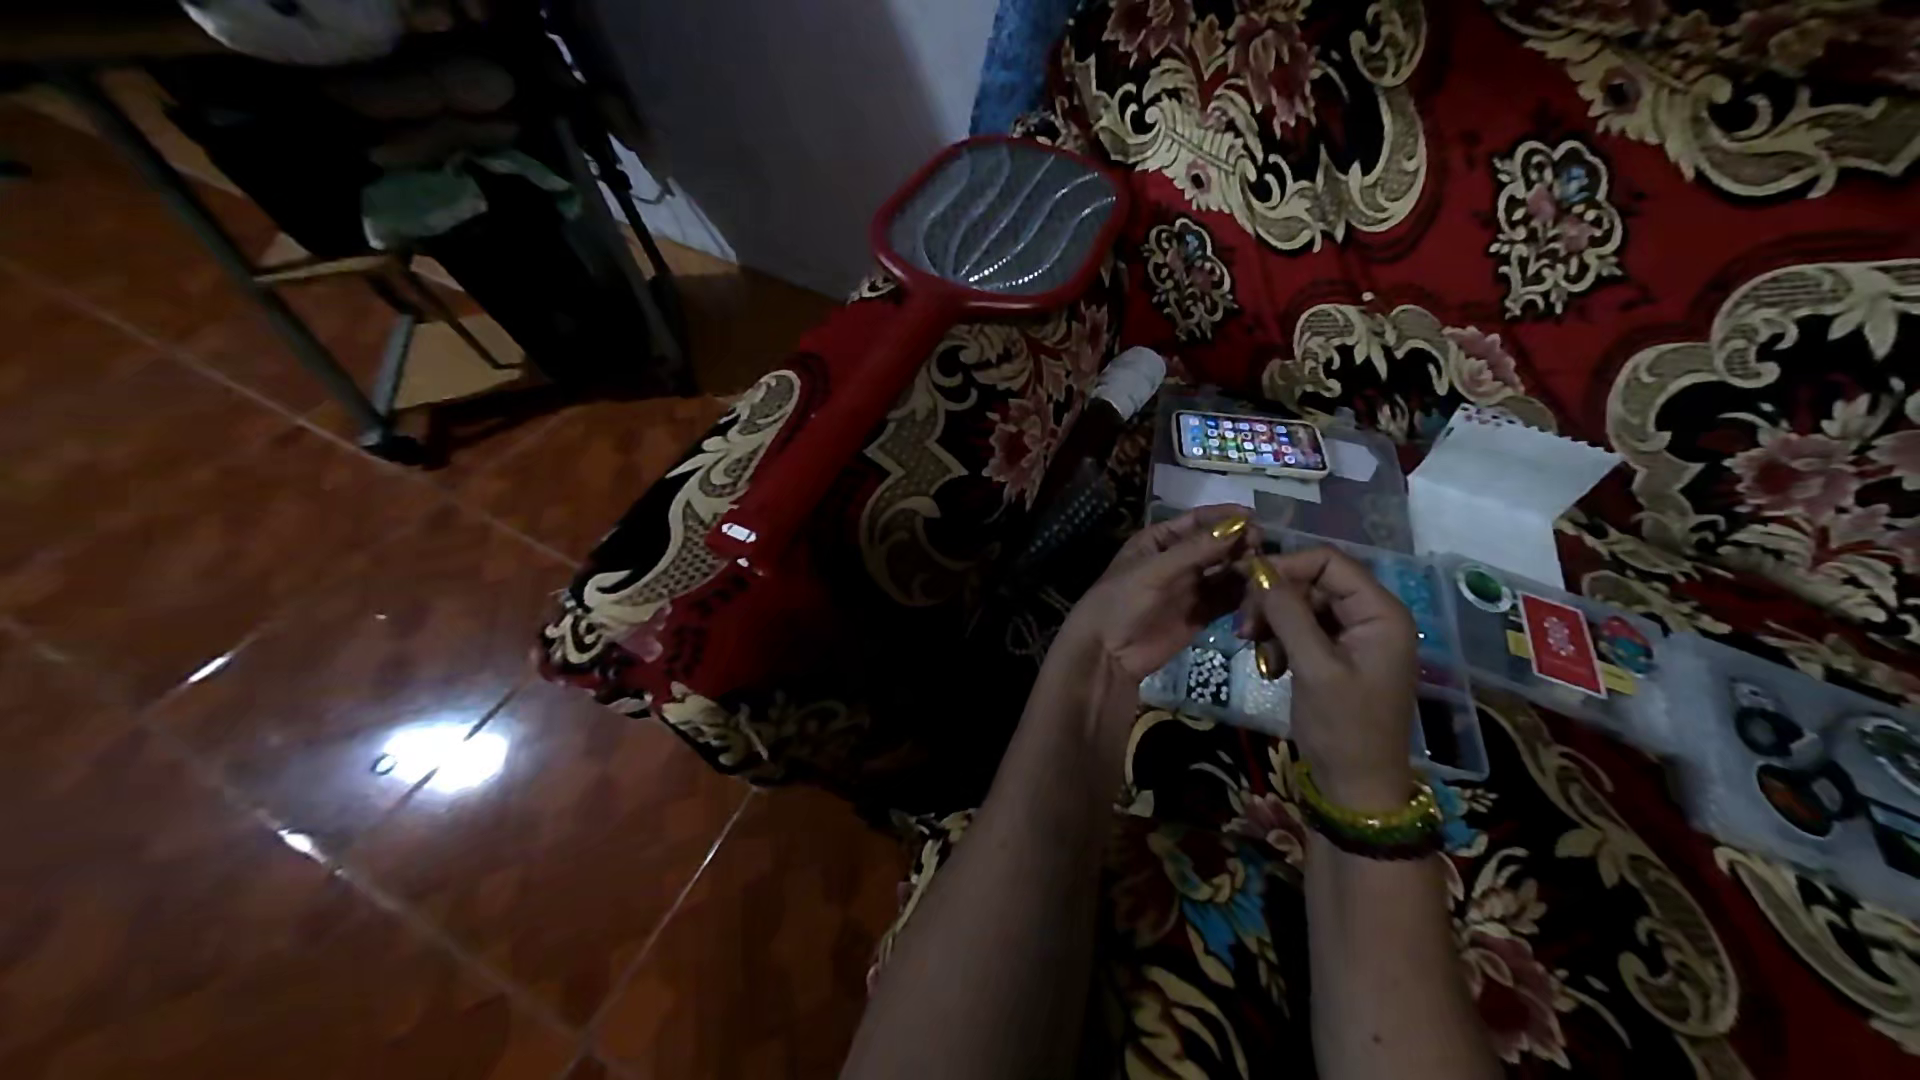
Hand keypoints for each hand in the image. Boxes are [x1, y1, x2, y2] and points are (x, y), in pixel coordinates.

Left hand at [1053, 505, 1252, 685]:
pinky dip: (1244, 594)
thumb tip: (1238, 526)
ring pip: (1226, 571)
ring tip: (1263, 570)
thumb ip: (1195, 550)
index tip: (1254, 517)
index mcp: (1159, 540)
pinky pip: (1228, 598)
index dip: (1225, 517)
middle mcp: (1179, 559)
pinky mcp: (1201, 614)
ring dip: (1244, 568)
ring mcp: (1191, 587)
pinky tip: (1260, 592)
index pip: (1197, 520)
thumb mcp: (1154, 570)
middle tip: (1261, 546)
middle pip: (1217, 545)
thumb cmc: (1120, 601)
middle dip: (1239, 543)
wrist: (1106, 653)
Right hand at [1241, 546, 1418, 809]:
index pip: (1329, 561)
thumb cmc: (1344, 727)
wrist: (1356, 785)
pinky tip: (1267, 666)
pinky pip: (1299, 629)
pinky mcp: (1334, 654)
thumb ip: (1288, 614)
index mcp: (1380, 613)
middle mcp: (1370, 616)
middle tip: (1243, 627)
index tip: (1245, 585)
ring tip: (1252, 649)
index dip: (1285, 565)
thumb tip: (1258, 570)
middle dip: (1273, 599)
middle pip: (1311, 582)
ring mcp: (1352, 636)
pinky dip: (1277, 641)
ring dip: (1271, 622)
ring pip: (1300, 605)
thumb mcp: (1314, 667)